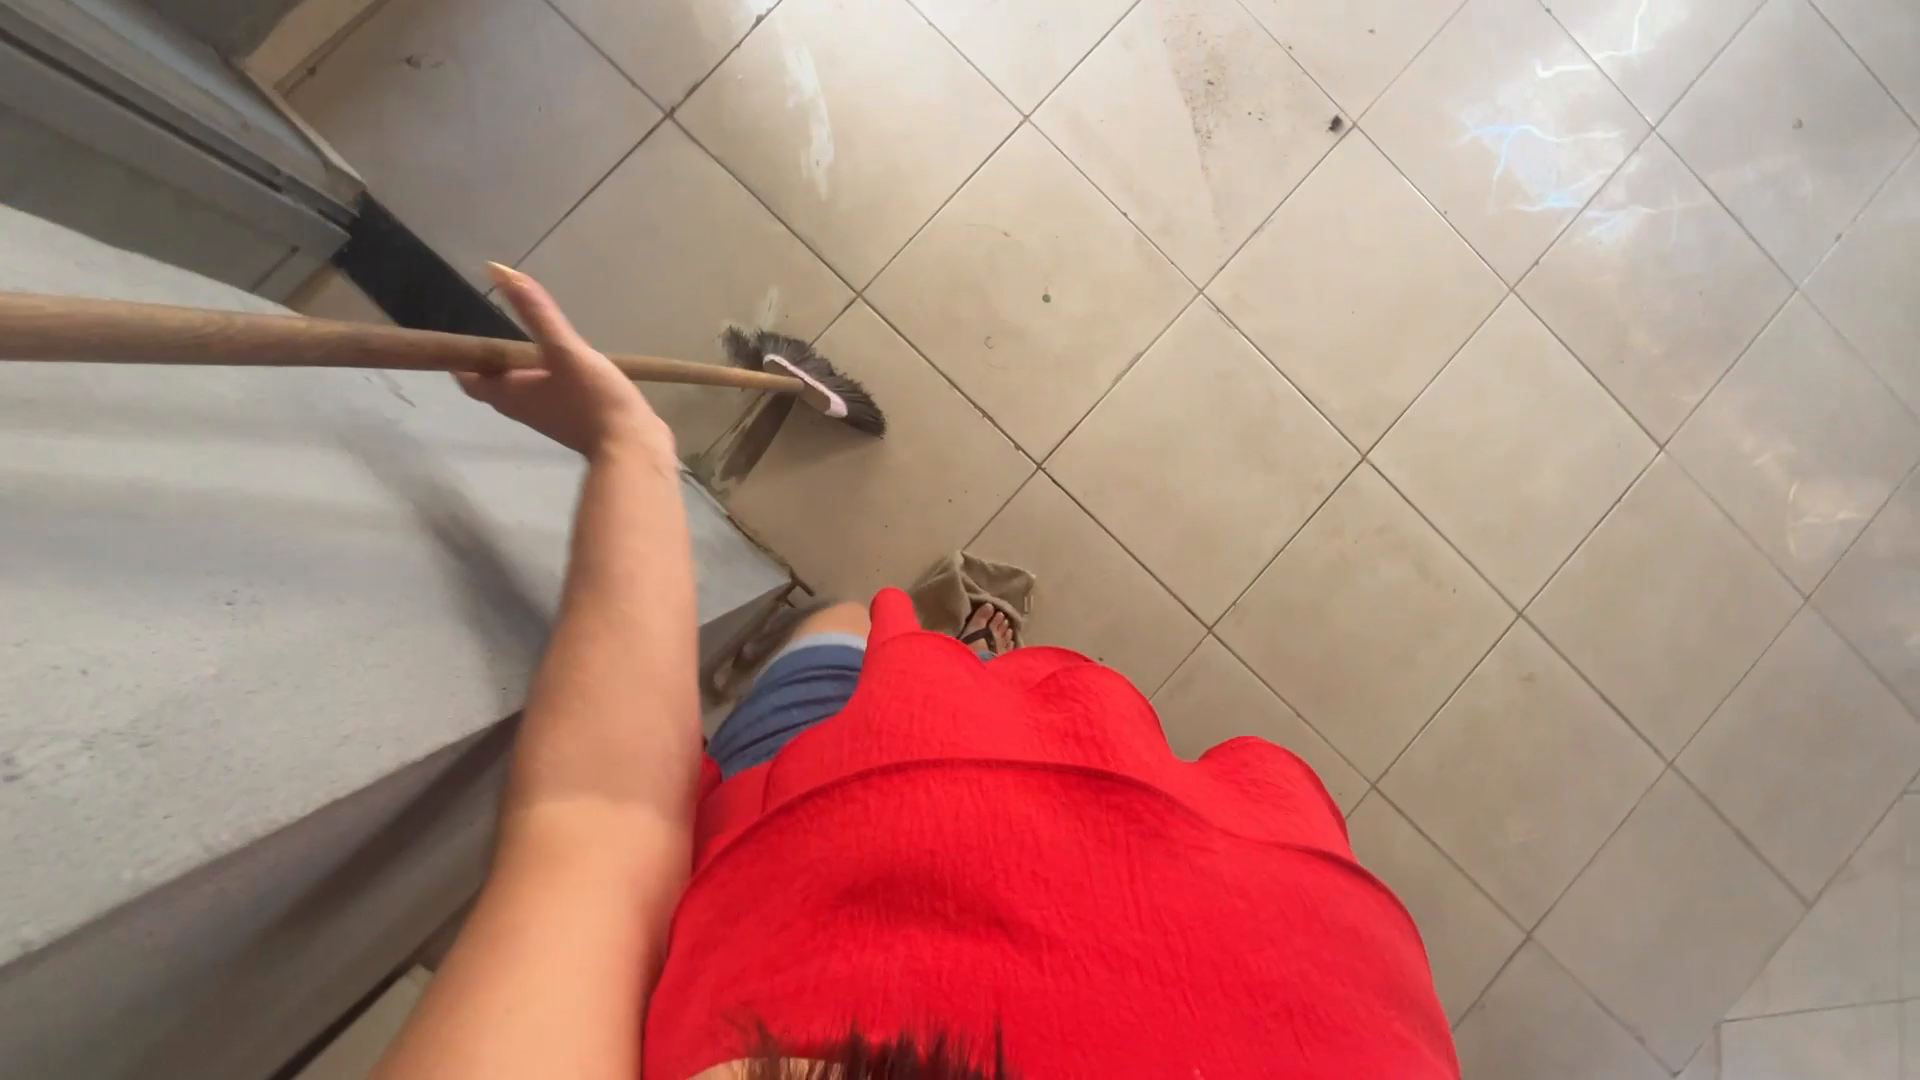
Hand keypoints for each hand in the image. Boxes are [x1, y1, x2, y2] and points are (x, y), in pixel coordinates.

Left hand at [458, 263, 673, 460]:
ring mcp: (551, 418)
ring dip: (526, 371)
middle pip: (496, 383)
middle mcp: (523, 408)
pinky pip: (555, 398)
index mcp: (509, 393)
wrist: (635, 449)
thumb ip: (537, 313)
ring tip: (537, 344)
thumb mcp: (567, 351)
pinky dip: (554, 382)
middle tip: (501, 330)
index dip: (461, 357)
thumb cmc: (595, 401)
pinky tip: (571, 367)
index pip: (468, 376)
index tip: (463, 333)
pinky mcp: (577, 423)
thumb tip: (498, 270)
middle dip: (496, 360)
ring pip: (527, 390)